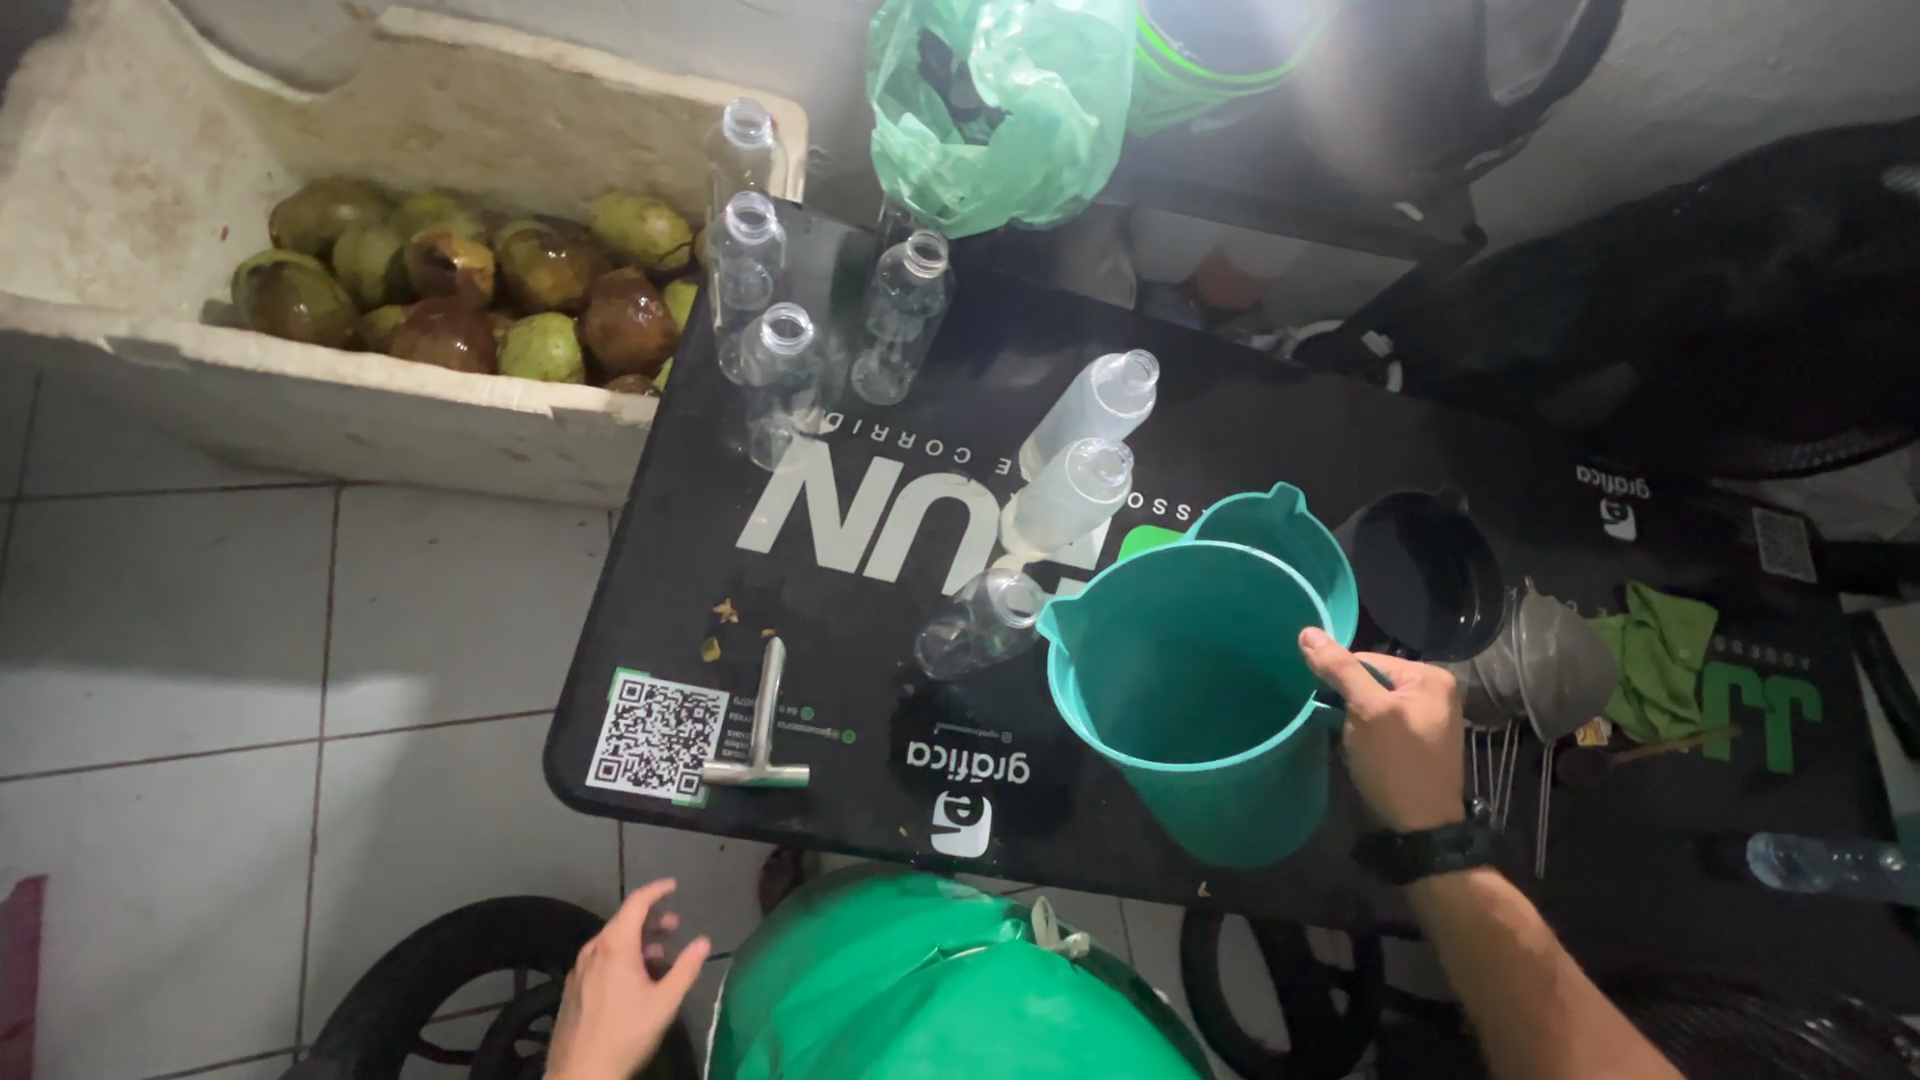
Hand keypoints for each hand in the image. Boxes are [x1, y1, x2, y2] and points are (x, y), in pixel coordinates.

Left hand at [546, 879, 710, 1079]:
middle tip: (674, 927)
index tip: (674, 886)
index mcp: (615, 946)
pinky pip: (600, 960)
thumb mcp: (665, 1002)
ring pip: (611, 942)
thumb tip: (703, 942)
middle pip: (624, 921)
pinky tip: (633, 980)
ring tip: (658, 956)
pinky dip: (620, 956)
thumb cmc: (625, 1035)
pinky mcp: (571, 991)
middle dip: (651, 919)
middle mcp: (593, 951)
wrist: (578, 1079)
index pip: (636, 903)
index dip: (657, 890)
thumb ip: (686, 968)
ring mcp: (579, 971)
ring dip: (637, 940)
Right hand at [1299, 627, 1465, 831]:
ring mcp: (1421, 717)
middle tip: (1331, 719)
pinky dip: (1354, 727)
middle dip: (1342, 696)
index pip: (1364, 658)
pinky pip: (1372, 719)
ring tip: (1338, 732)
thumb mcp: (1367, 711)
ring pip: (1365, 699)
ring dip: (1345, 713)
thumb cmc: (1396, 764)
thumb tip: (1307, 631)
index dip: (1338, 678)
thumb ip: (1339, 669)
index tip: (1326, 703)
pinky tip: (1349, 743)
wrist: (1417, 828)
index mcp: (1429, 677)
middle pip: (1365, 677)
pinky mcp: (1408, 739)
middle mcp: (1430, 691)